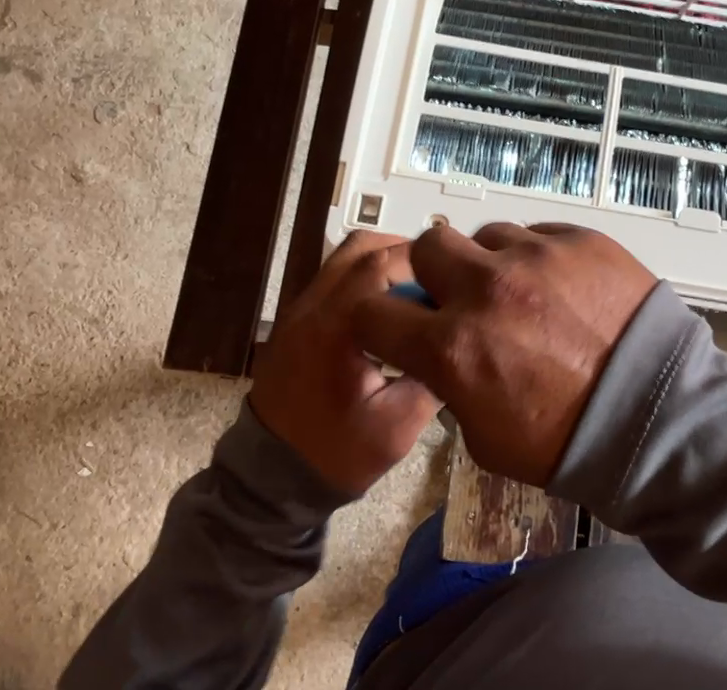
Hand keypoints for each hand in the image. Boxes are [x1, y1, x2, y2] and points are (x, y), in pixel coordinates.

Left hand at [248, 231, 441, 496]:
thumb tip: (456, 340)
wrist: (271, 479)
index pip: (383, 263)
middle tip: (436, 283)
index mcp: (337, 325)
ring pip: (342, 259)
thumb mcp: (398, 426)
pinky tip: (387, 314)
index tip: (452, 283)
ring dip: (382, 264)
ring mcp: (298, 312)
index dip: (424, 263)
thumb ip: (432, 375)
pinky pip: (332, 280)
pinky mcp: (295, 323)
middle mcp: (313, 306)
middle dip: (404, 254)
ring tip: (414, 294)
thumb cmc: (335, 454)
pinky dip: (363, 281)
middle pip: (360, 247)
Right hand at [351, 223, 657, 485]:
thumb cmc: (567, 442)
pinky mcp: (580, 239)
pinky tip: (564, 287)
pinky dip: (540, 257)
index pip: (374, 311)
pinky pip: (540, 234)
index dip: (379, 317)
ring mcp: (535, 256)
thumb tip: (445, 356)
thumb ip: (451, 385)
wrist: (657, 416)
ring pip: (487, 236)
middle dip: (435, 271)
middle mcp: (485, 289)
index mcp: (452, 346)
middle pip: (428, 245)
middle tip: (461, 294)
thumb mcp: (484, 437)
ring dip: (493, 262)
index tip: (394, 322)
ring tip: (525, 292)